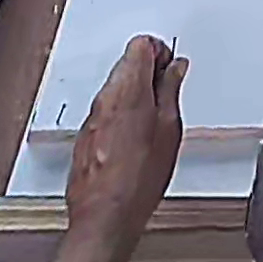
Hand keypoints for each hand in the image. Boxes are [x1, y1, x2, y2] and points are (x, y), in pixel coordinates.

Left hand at [49, 35, 188, 261]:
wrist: (105, 217)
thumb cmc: (138, 179)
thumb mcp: (169, 129)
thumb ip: (171, 89)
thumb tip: (176, 68)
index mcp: (129, 88)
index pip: (141, 44)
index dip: (159, 51)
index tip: (169, 66)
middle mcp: (107, 95)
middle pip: (127, 61)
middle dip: (148, 69)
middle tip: (165, 89)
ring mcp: (93, 113)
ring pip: (116, 84)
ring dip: (135, 90)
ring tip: (152, 117)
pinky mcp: (86, 131)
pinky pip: (106, 107)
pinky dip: (121, 110)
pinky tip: (134, 135)